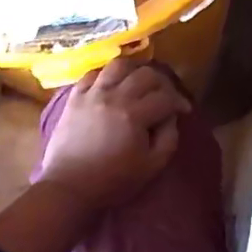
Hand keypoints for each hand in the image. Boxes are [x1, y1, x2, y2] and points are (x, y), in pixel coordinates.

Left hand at [37, 59, 191, 212]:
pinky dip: (107, 74)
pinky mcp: (75, 96)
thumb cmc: (113, 181)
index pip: (165, 96)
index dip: (179, 101)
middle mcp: (114, 96)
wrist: (69, 186)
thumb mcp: (151, 167)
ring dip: (134, 70)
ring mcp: (92, 93)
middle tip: (164, 96)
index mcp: (134, 115)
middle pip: (146, 74)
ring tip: (138, 82)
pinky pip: (93, 73)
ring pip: (118, 64)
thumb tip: (171, 117)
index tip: (183, 110)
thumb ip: (168, 138)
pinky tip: (112, 85)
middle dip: (162, 83)